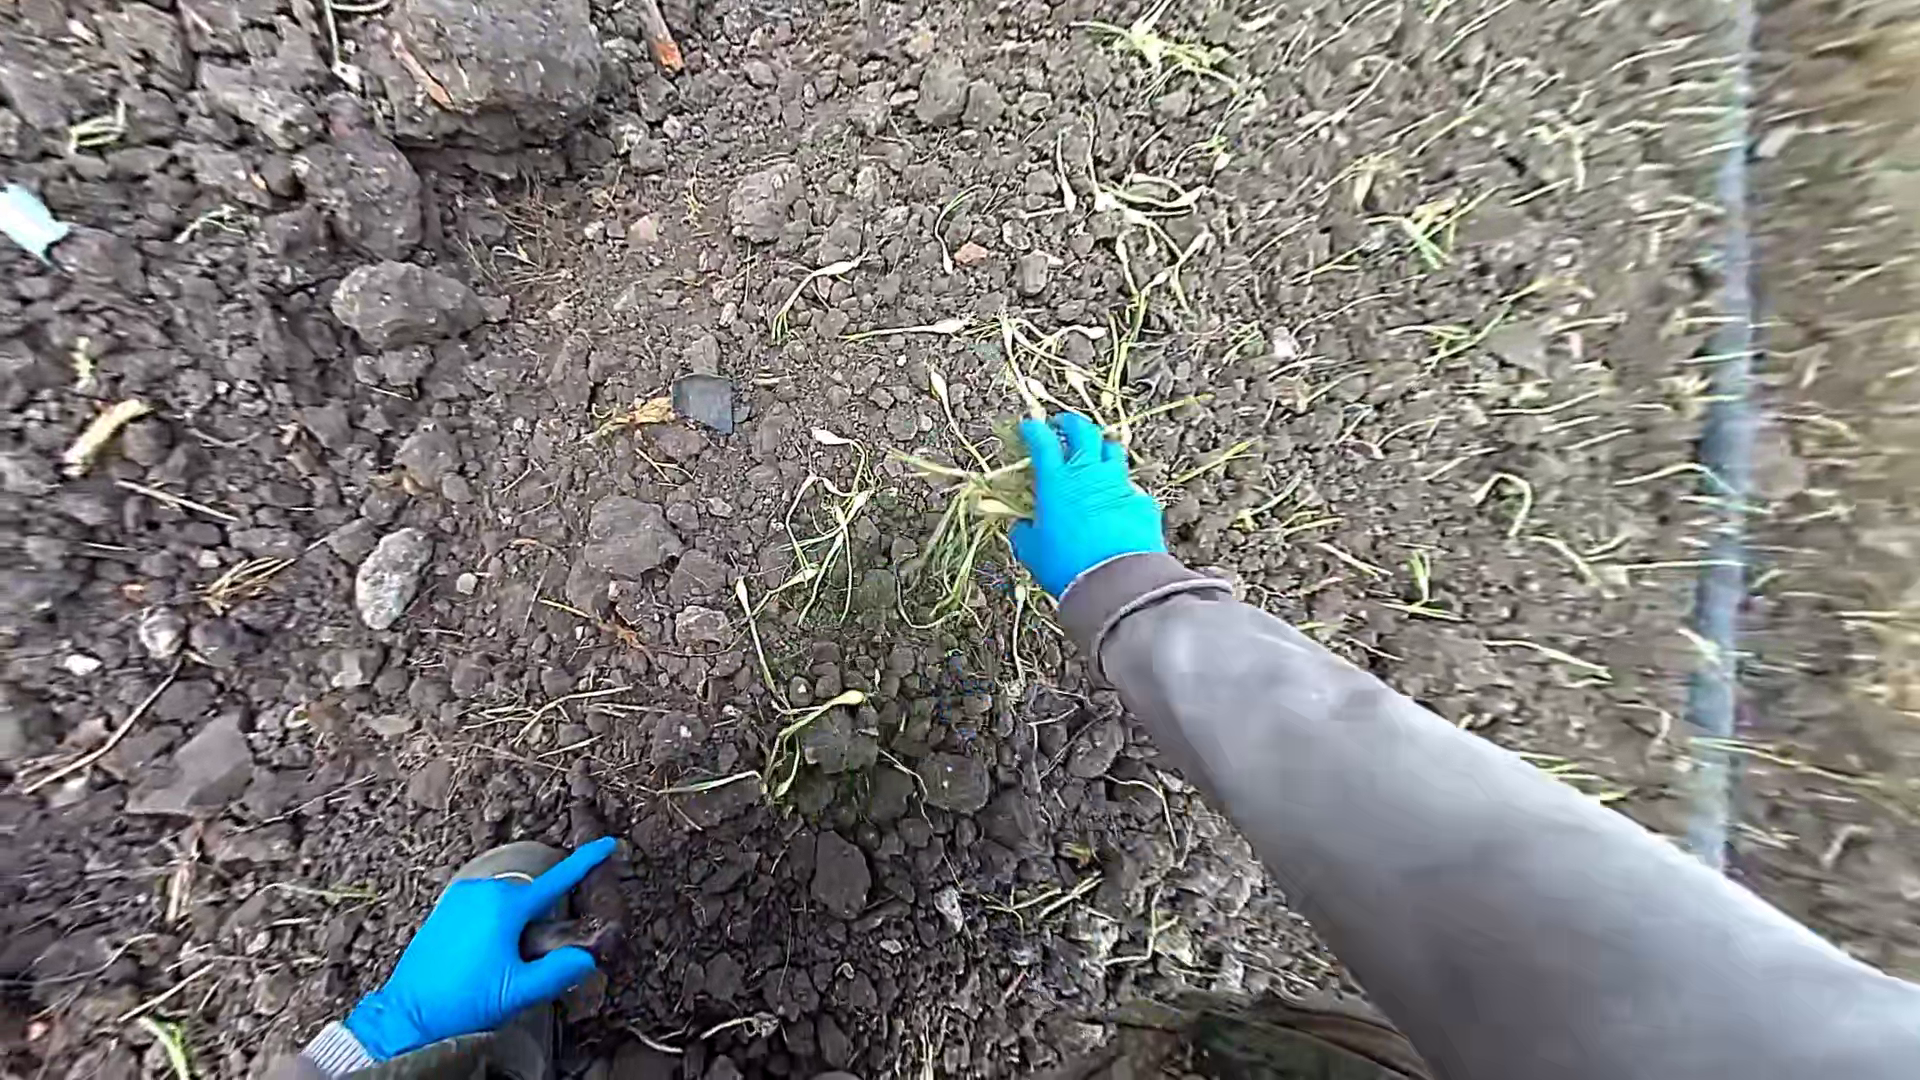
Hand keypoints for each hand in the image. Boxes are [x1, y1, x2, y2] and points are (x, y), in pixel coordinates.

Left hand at [344, 837, 615, 1059]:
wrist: (398, 1023)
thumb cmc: (457, 1005)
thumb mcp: (514, 992)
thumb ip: (557, 972)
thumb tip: (588, 959)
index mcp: (507, 906)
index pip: (559, 878)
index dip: (588, 860)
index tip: (607, 844)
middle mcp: (486, 892)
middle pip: (531, 895)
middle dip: (537, 917)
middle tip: (528, 950)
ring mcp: (463, 898)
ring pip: (508, 899)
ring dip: (514, 919)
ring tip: (500, 956)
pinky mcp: (446, 908)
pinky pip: (485, 903)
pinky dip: (493, 919)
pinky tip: (483, 950)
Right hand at [1010, 413, 1166, 596]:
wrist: (1114, 579)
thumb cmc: (1065, 564)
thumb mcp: (1032, 551)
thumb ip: (1024, 533)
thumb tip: (1021, 526)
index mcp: (1056, 480)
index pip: (1042, 441)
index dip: (1034, 429)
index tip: (1030, 426)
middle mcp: (1088, 473)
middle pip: (1083, 431)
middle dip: (1071, 422)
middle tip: (1063, 424)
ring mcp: (1118, 483)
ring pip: (1112, 450)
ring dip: (1100, 447)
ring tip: (1094, 452)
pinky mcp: (1140, 501)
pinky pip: (1129, 485)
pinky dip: (1119, 487)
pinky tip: (1115, 499)